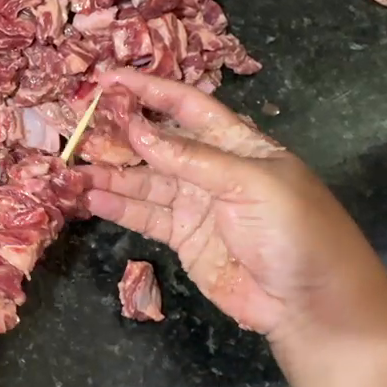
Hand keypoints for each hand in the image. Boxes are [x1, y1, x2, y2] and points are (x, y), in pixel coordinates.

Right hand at [83, 67, 386, 341]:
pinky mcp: (182, 237)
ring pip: (142, 180)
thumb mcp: (252, 185)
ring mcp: (194, 204)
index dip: (149, 91)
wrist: (314, 307)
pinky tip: (89, 198)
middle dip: (119, 133)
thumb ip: (192, 159)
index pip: (187, 107)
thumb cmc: (297, 233)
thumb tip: (136, 129)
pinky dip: (115, 206)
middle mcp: (211, 168)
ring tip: (71, 168)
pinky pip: (142, 215)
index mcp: (237, 144)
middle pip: (157, 143)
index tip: (109, 80)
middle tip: (78, 125)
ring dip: (109, 173)